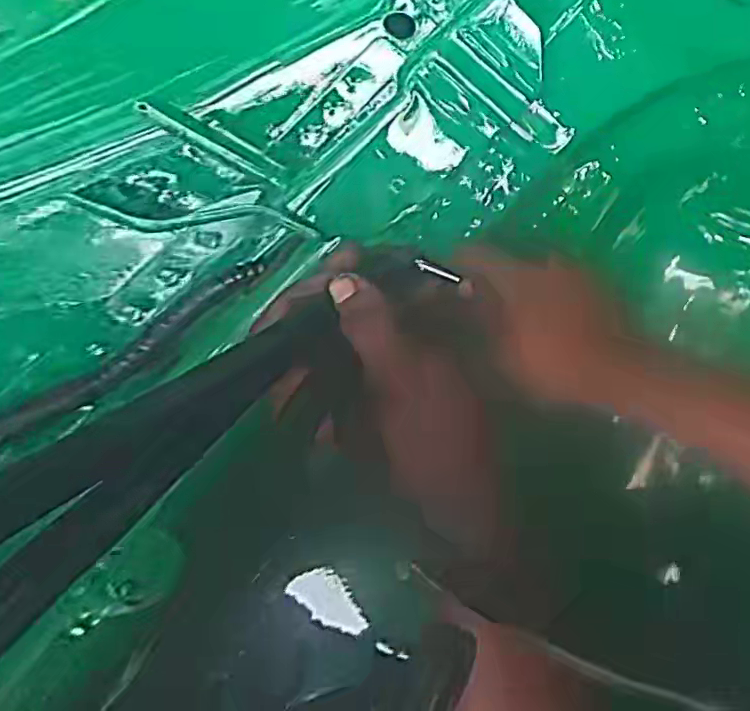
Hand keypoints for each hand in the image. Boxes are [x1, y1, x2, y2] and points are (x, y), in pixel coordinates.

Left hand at [254, 245, 503, 555]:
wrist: (469, 492)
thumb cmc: (436, 438)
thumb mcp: (407, 377)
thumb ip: (373, 329)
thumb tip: (341, 281)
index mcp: (304, 393)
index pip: (281, 328)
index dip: (311, 287)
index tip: (351, 257)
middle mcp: (315, 390)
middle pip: (312, 323)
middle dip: (346, 285)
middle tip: (380, 258)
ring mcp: (346, 391)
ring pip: (345, 331)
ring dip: (373, 298)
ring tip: (404, 273)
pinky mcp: (376, 390)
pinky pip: (372, 343)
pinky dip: (391, 318)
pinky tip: (417, 303)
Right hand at [449, 247, 640, 407]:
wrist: (618, 369)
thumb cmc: (555, 365)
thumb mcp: (504, 352)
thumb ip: (480, 318)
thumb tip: (464, 292)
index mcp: (520, 275)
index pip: (477, 253)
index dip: (457, 261)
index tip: (445, 276)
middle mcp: (548, 262)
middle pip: (509, 260)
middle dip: (492, 277)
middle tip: (479, 301)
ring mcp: (576, 269)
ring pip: (538, 270)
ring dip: (523, 285)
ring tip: (516, 313)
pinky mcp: (597, 282)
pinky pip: (561, 280)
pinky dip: (549, 292)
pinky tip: (548, 316)